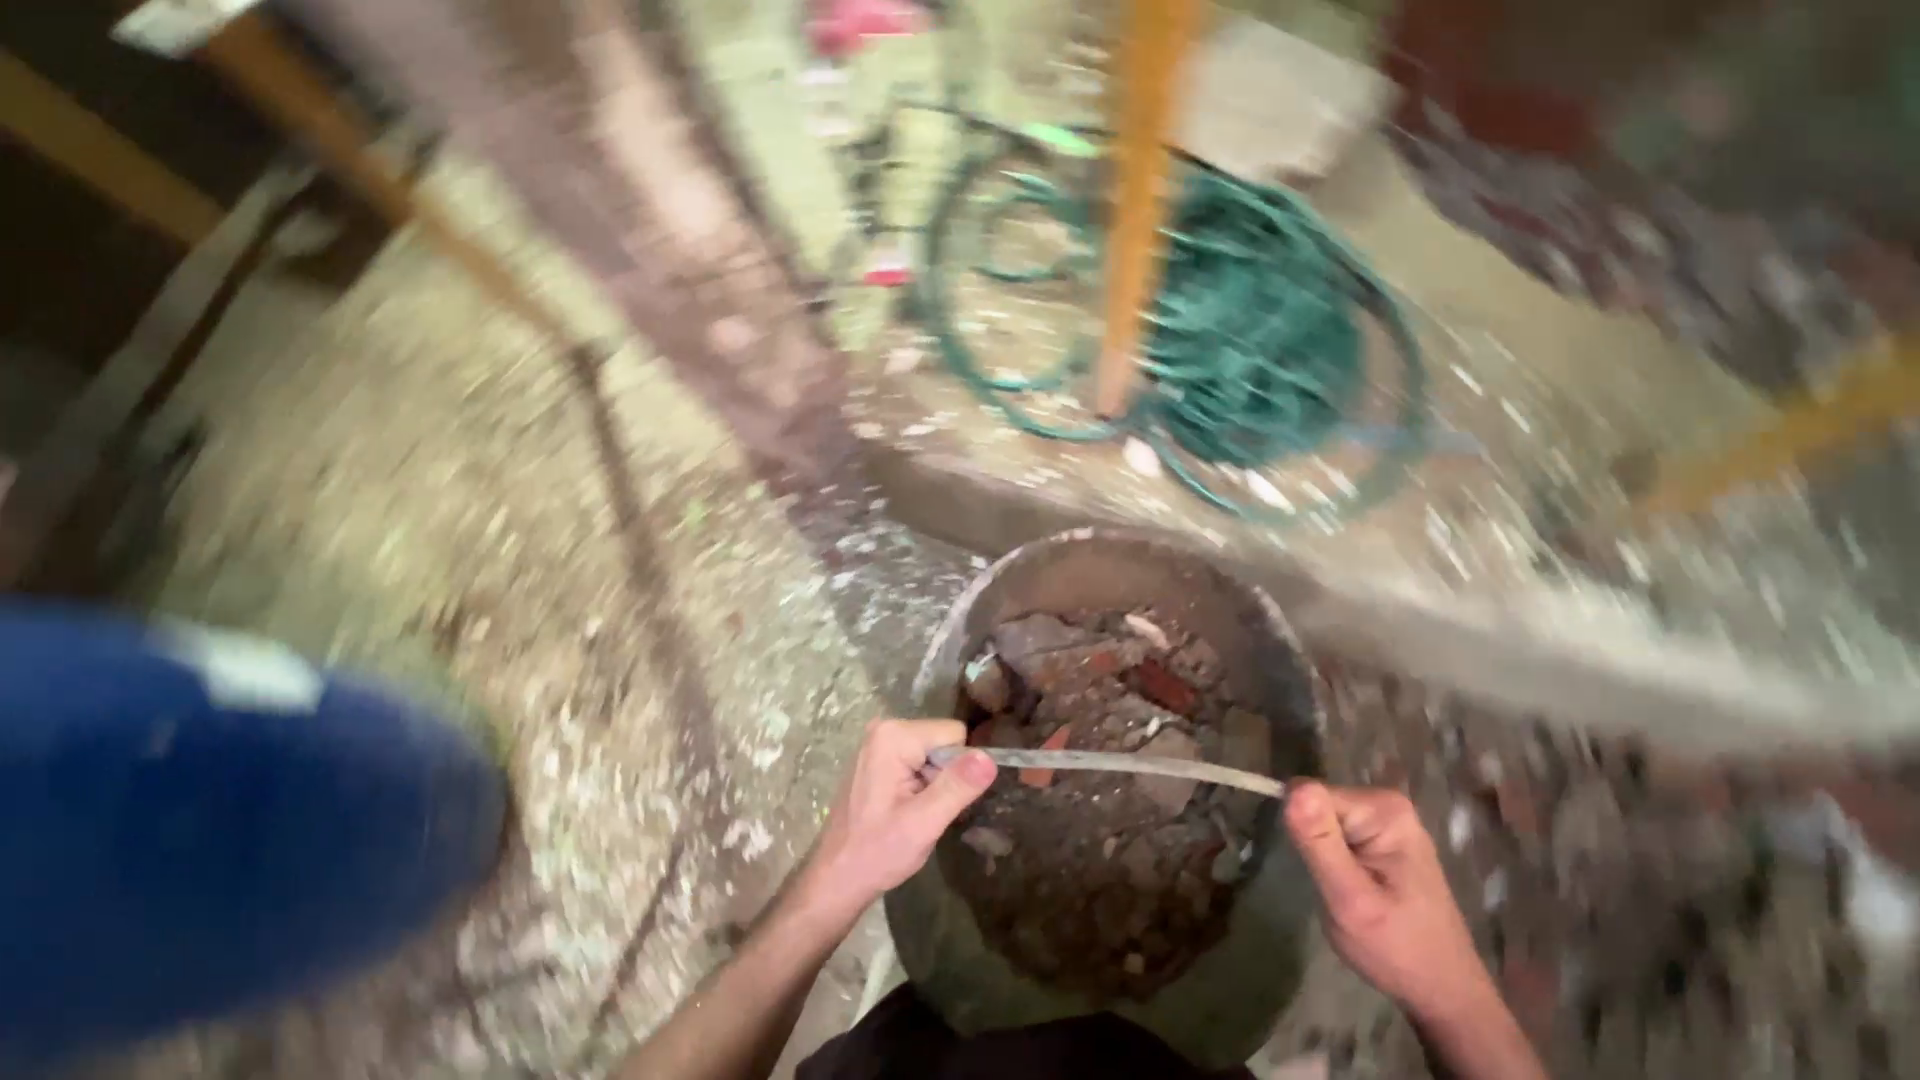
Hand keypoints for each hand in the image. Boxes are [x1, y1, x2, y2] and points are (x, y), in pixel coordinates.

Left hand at [799, 719, 997, 917]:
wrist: (837, 876)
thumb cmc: (877, 852)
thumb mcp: (924, 823)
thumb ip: (957, 786)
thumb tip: (990, 758)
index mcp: (893, 735)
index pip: (955, 734)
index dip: (957, 770)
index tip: (938, 801)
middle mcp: (884, 728)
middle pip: (943, 742)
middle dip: (944, 777)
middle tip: (924, 811)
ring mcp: (878, 743)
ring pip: (933, 754)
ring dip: (933, 784)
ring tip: (913, 813)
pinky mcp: (877, 758)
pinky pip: (917, 762)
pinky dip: (919, 786)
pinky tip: (904, 810)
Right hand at [1284, 781, 1496, 1025]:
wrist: (1442, 988)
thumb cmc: (1397, 949)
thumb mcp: (1350, 900)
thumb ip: (1320, 843)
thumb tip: (1294, 788)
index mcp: (1382, 810)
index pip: (1308, 794)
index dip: (1301, 832)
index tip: (1315, 869)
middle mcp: (1387, 804)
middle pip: (1317, 804)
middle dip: (1312, 843)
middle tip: (1332, 886)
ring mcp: (1388, 820)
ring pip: (1322, 819)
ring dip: (1321, 854)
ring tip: (1340, 889)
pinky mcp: (1383, 837)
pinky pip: (1336, 832)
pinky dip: (1332, 859)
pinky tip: (1350, 885)